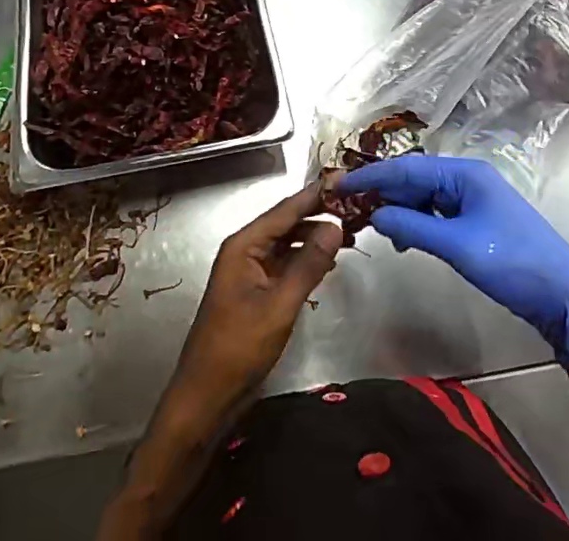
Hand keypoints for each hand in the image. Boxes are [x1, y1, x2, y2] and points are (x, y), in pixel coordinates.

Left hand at [169, 184, 343, 411]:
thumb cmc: (239, 345)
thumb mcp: (280, 305)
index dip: (313, 195)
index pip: (283, 211)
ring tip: (352, 231)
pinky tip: (329, 260)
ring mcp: (250, 271)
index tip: (344, 178)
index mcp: (243, 245)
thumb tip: (336, 225)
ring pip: (287, 245)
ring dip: (315, 238)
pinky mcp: (257, 291)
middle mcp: (245, 251)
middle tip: (358, 207)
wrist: (209, 389)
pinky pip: (285, 265)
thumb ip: (308, 265)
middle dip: (318, 215)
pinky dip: (306, 260)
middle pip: (285, 224)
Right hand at [339, 156, 568, 375]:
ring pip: (422, 197)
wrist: (567, 302)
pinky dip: (414, 223)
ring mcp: (473, 201)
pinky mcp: (475, 222)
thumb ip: (410, 227)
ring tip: (372, 224)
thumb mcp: (457, 246)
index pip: (406, 168)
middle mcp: (467, 180)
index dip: (370, 177)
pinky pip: (434, 214)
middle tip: (349, 205)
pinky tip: (402, 238)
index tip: (338, 184)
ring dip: (398, 210)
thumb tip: (374, 216)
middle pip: (413, 179)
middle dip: (382, 192)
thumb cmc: (514, 265)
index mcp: (466, 175)